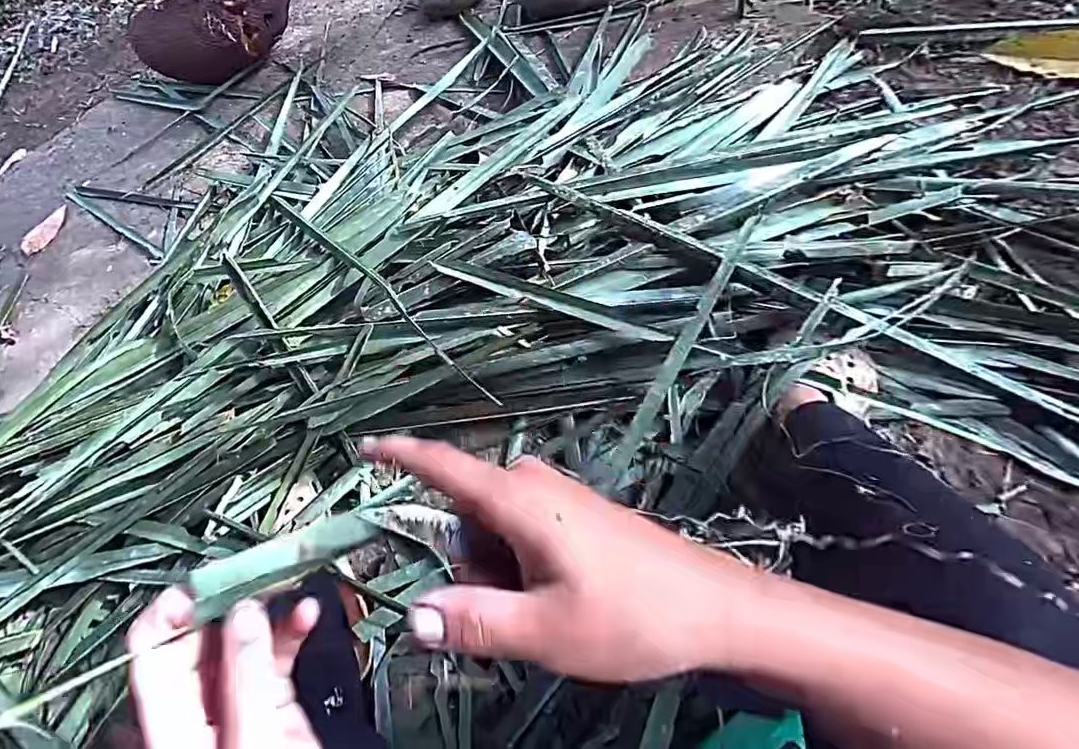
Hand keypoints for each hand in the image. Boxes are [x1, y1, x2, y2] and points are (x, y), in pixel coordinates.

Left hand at [125, 588, 323, 748]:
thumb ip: (246, 680)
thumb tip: (244, 613)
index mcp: (170, 730)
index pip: (152, 648)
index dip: (177, 604)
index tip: (212, 573)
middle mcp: (195, 713)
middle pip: (199, 636)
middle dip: (231, 595)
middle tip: (262, 568)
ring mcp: (232, 709)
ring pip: (240, 639)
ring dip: (268, 607)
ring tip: (293, 588)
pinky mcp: (266, 708)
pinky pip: (272, 655)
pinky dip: (291, 629)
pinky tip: (307, 616)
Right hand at [362, 435, 771, 681]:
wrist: (713, 605)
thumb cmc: (631, 614)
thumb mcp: (548, 632)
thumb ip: (475, 621)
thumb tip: (413, 616)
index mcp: (517, 499)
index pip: (444, 466)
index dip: (401, 455)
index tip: (365, 446)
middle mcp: (529, 482)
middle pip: (465, 518)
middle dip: (470, 566)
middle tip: (517, 612)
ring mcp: (550, 493)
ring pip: (490, 531)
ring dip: (498, 572)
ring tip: (547, 609)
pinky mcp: (566, 508)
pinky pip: (516, 531)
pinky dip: (519, 566)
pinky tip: (561, 595)